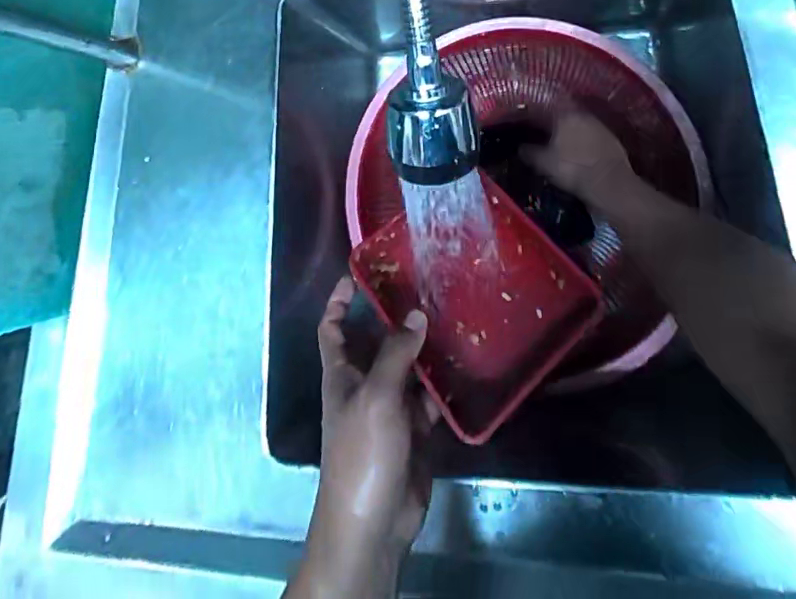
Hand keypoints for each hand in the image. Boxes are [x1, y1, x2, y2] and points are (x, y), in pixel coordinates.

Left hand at [288, 277, 437, 597]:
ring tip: (451, 316)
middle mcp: (364, 384)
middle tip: (424, 288)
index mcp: (341, 373)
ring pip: (407, 367)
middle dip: (394, 318)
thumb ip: (396, 354)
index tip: (357, 275)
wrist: (373, 520)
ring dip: (423, 347)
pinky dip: (441, 382)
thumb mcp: (376, 396)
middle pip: (376, 342)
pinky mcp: (413, 429)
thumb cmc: (362, 452)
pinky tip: (462, 363)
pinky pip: (428, 397)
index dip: (339, 301)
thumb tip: (415, 314)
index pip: (332, 327)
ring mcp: (389, 407)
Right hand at [520, 110, 637, 203]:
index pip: (543, 106)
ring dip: (568, 130)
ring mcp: (599, 125)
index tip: (524, 120)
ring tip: (558, 142)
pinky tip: (577, 151)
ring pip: (577, 123)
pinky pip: (590, 135)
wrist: (611, 184)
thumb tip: (520, 147)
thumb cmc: (572, 169)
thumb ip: (529, 152)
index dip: (533, 113)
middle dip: (551, 121)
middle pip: (562, 113)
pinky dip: (582, 140)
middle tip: (541, 131)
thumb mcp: (543, 163)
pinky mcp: (611, 139)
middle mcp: (582, 114)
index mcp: (564, 114)